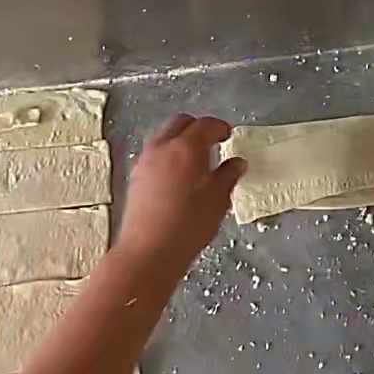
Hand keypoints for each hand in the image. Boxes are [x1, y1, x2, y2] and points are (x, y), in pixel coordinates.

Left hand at [117, 114, 247, 269]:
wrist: (149, 251)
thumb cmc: (188, 225)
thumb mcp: (218, 200)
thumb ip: (228, 176)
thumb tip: (237, 163)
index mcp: (187, 147)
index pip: (205, 125)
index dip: (219, 126)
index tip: (227, 133)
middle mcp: (163, 147)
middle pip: (181, 123)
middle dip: (198, 127)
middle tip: (212, 140)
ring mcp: (146, 161)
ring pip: (164, 136)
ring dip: (180, 139)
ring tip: (196, 158)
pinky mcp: (136, 176)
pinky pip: (154, 153)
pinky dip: (168, 154)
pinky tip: (178, 174)